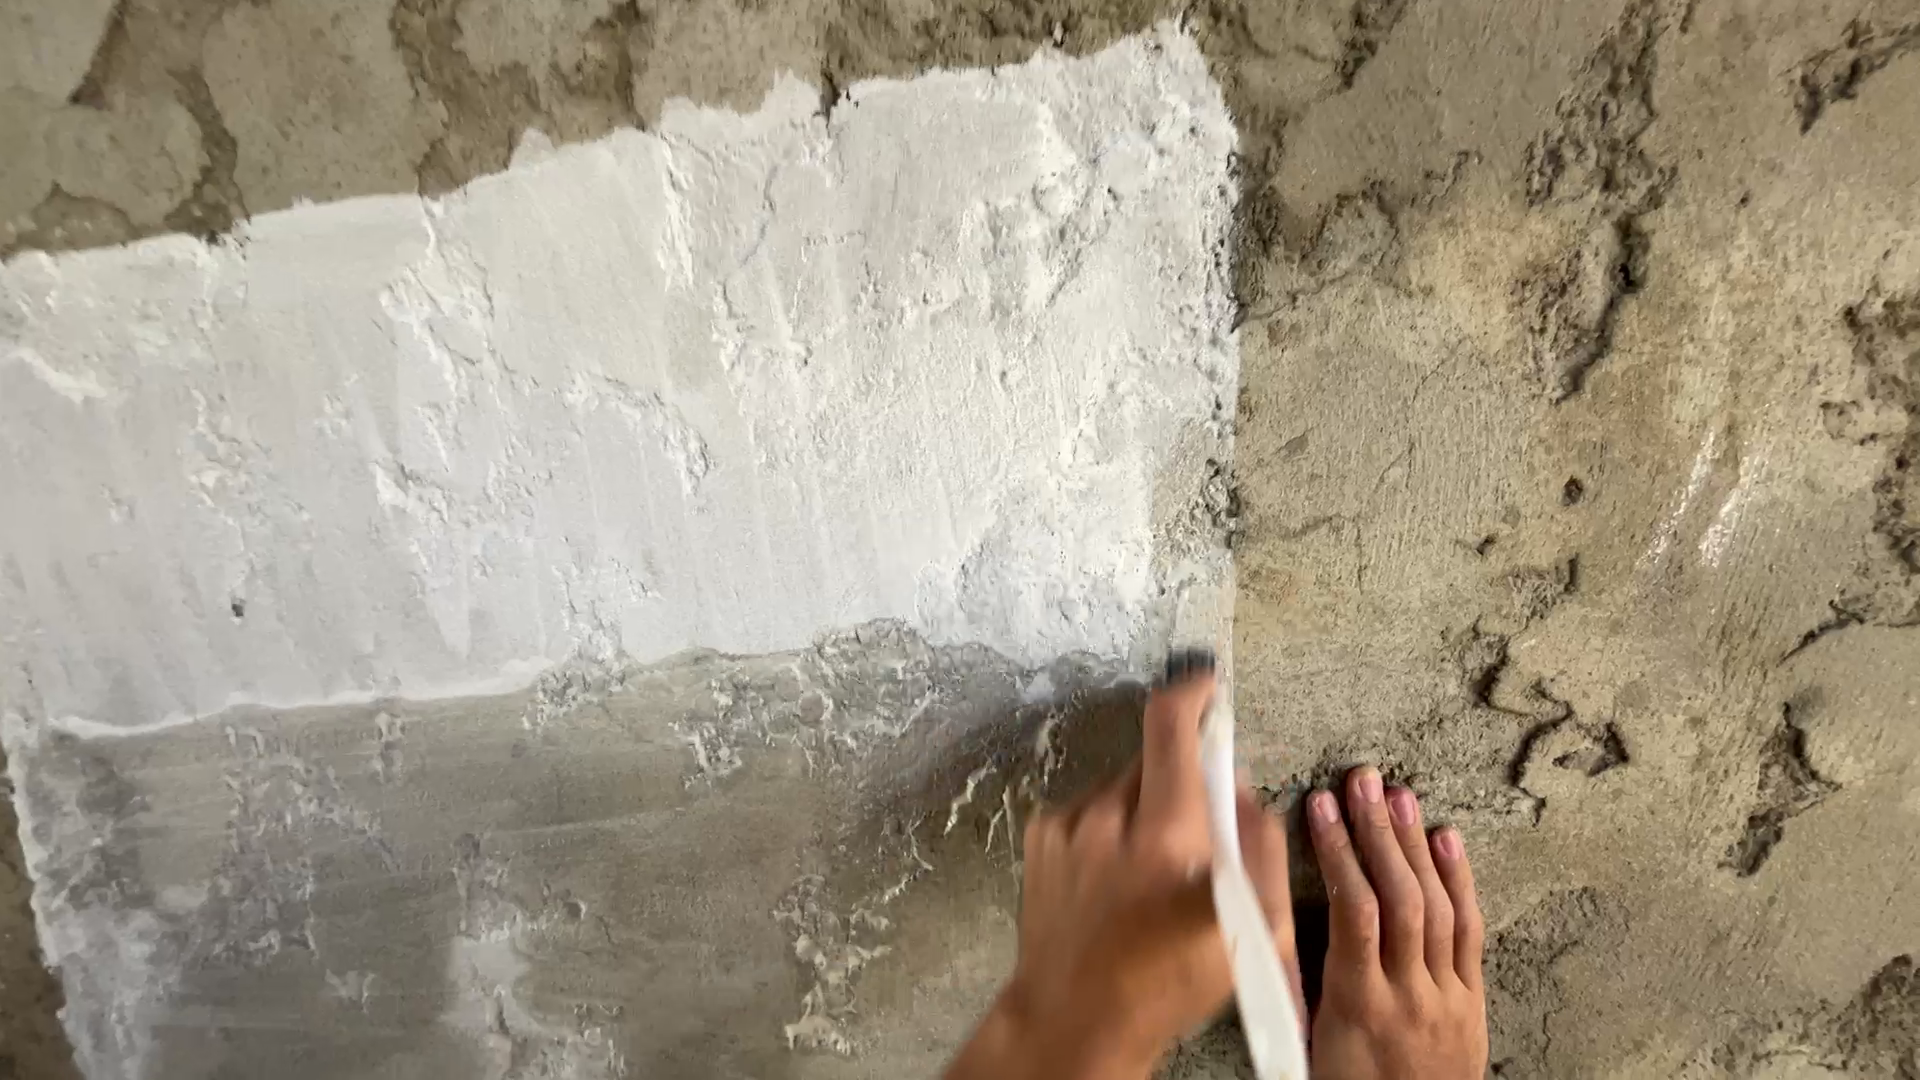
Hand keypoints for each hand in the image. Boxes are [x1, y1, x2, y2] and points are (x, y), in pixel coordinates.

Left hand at [944, 651, 1300, 1079]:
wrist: (1073, 1015)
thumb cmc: (1168, 979)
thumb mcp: (1247, 930)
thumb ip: (1257, 846)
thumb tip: (1239, 785)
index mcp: (1163, 833)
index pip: (1168, 727)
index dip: (1189, 693)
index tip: (1204, 683)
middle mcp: (1107, 814)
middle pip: (1150, 760)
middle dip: (1177, 778)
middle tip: (1190, 828)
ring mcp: (1067, 821)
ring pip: (1120, 785)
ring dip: (1140, 805)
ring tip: (1145, 866)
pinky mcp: (1041, 832)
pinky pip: (1089, 806)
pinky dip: (1107, 823)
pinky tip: (1109, 872)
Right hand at [1305, 767, 1488, 1079]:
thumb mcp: (1309, 1034)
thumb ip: (1290, 973)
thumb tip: (1257, 910)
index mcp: (1360, 1001)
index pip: (1354, 911)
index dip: (1338, 851)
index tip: (1320, 805)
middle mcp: (1410, 992)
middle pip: (1400, 898)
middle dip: (1377, 831)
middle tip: (1362, 780)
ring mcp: (1448, 993)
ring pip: (1437, 907)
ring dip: (1414, 843)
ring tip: (1396, 794)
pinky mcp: (1474, 998)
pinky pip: (1472, 932)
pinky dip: (1460, 879)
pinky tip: (1447, 839)